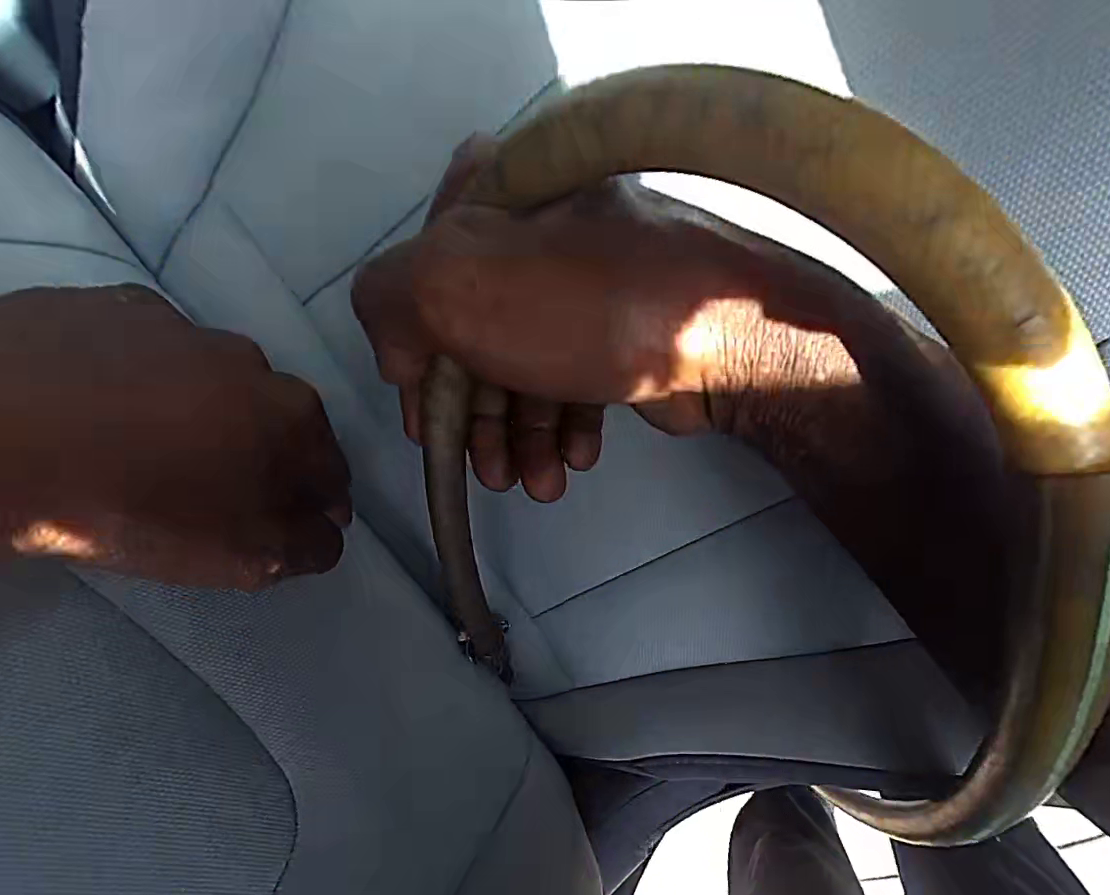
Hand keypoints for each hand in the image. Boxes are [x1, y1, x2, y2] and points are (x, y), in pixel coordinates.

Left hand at [0, 285, 352, 611]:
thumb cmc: (135, 505)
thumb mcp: (246, 557)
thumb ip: (309, 547)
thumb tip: (326, 532)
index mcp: (294, 414)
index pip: (331, 467)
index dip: (319, 503)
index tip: (295, 527)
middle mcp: (248, 359)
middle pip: (273, 418)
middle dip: (263, 455)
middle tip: (221, 493)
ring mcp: (170, 324)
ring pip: (206, 380)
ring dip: (200, 412)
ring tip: (149, 450)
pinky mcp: (91, 303)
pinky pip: (135, 352)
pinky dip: (131, 380)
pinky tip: (92, 410)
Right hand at [351, 135, 800, 500]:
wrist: (720, 337)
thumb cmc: (595, 305)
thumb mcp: (452, 285)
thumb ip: (388, 303)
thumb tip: (400, 347)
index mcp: (492, 198)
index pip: (422, 285)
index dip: (420, 363)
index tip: (427, 420)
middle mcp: (540, 234)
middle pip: (479, 342)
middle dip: (478, 420)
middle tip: (486, 469)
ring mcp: (588, 286)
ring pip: (528, 371)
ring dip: (523, 438)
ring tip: (537, 481)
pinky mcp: (624, 332)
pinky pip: (576, 383)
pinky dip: (567, 428)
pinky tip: (575, 460)